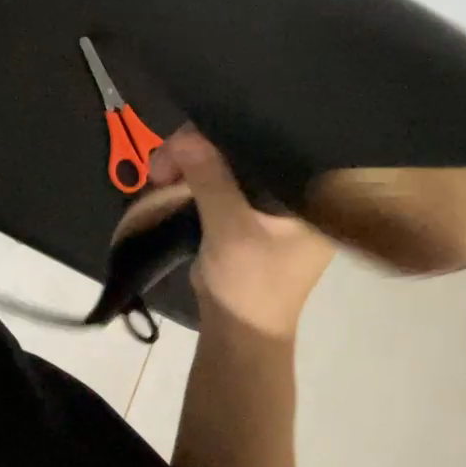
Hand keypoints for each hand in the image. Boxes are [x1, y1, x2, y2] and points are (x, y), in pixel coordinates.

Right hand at [149, 129, 334, 339]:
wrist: (239, 332)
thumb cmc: (248, 282)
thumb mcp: (229, 228)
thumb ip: (210, 178)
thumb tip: (185, 136)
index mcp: (307, 193)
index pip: (267, 143)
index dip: (222, 134)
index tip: (183, 143)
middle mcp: (292, 192)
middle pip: (241, 151)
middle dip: (196, 151)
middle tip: (160, 166)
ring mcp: (269, 203)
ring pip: (225, 164)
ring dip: (188, 165)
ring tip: (158, 175)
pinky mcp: (247, 213)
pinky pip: (219, 182)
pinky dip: (192, 179)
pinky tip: (169, 181)